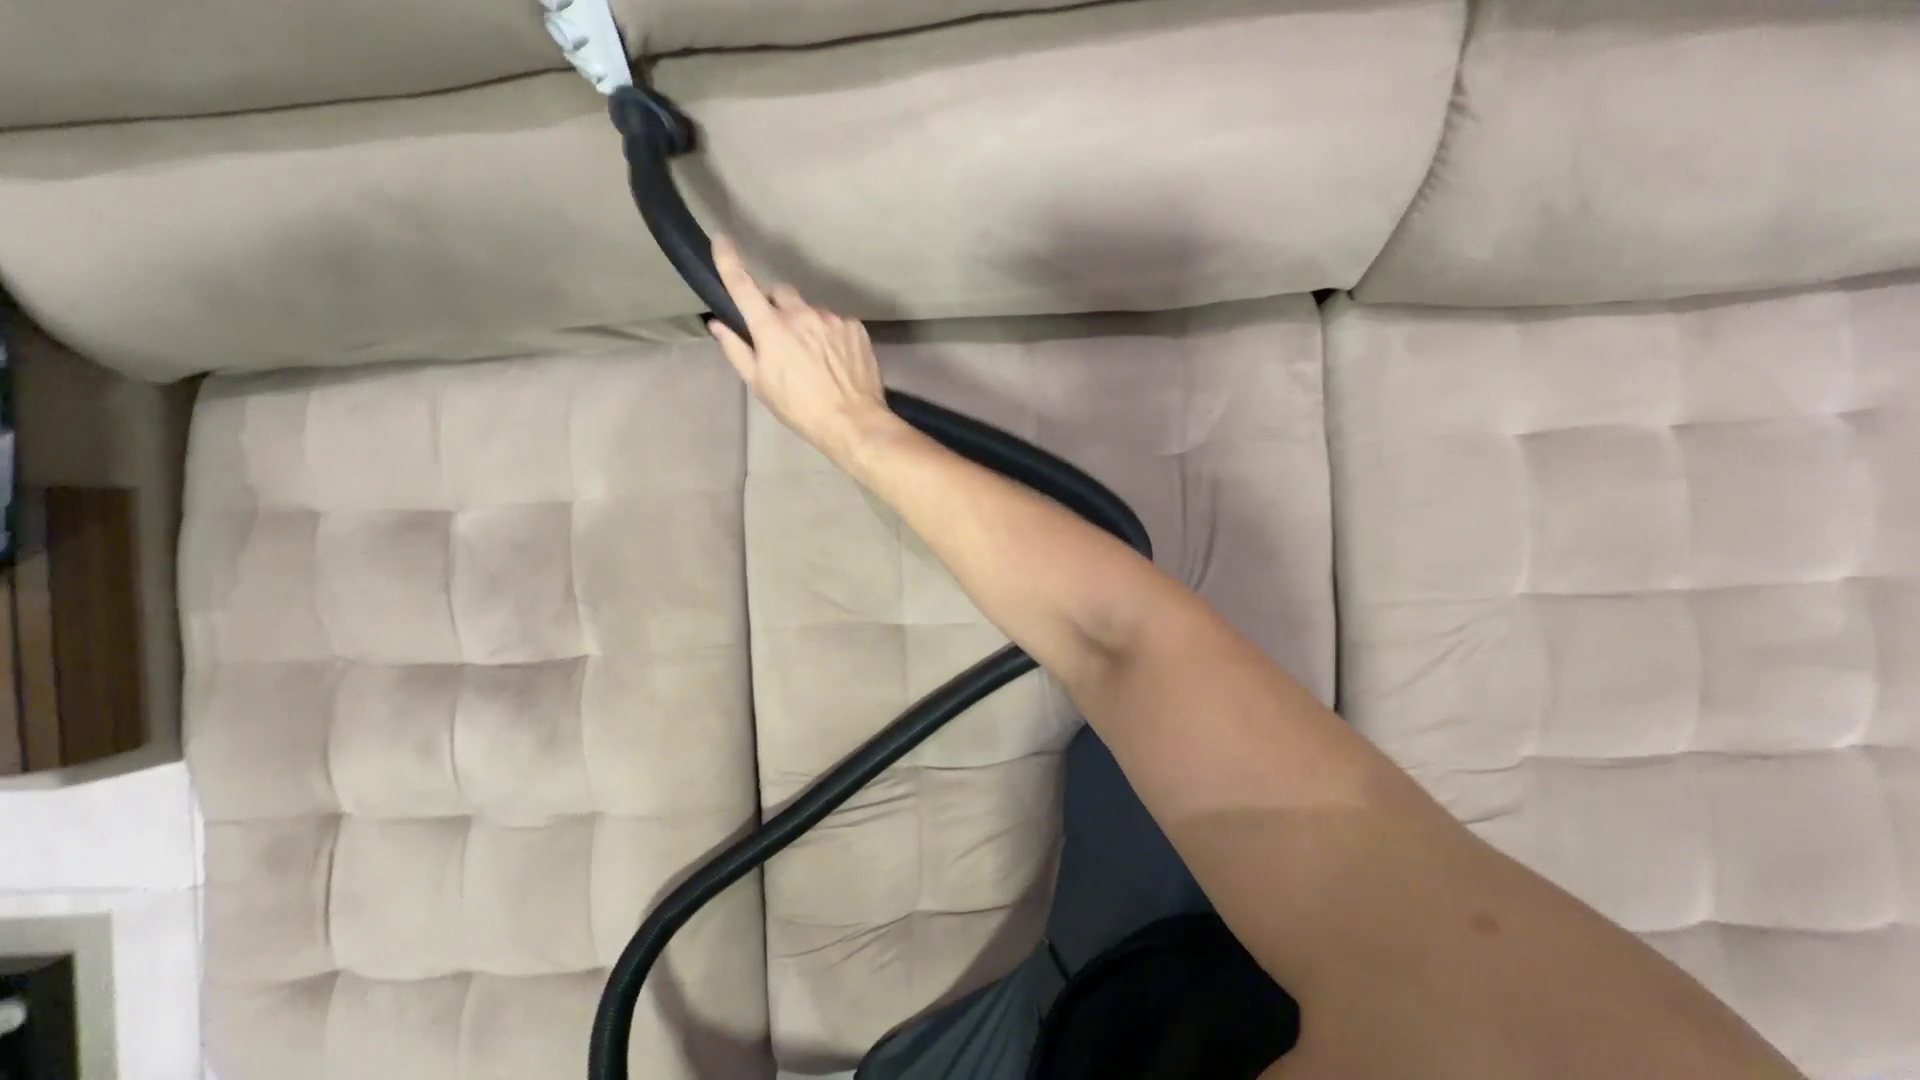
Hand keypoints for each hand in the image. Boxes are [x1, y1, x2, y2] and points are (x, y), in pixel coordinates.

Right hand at [709, 236, 898, 467]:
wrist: (852, 421)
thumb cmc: (799, 408)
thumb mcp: (760, 384)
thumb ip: (736, 350)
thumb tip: (717, 324)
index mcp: (772, 328)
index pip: (743, 286)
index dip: (729, 261)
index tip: (721, 240)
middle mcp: (801, 314)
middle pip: (781, 294)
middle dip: (777, 308)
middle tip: (782, 339)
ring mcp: (831, 318)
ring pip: (811, 310)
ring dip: (807, 324)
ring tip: (815, 359)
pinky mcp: (854, 326)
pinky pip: (835, 322)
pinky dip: (831, 335)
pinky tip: (835, 360)